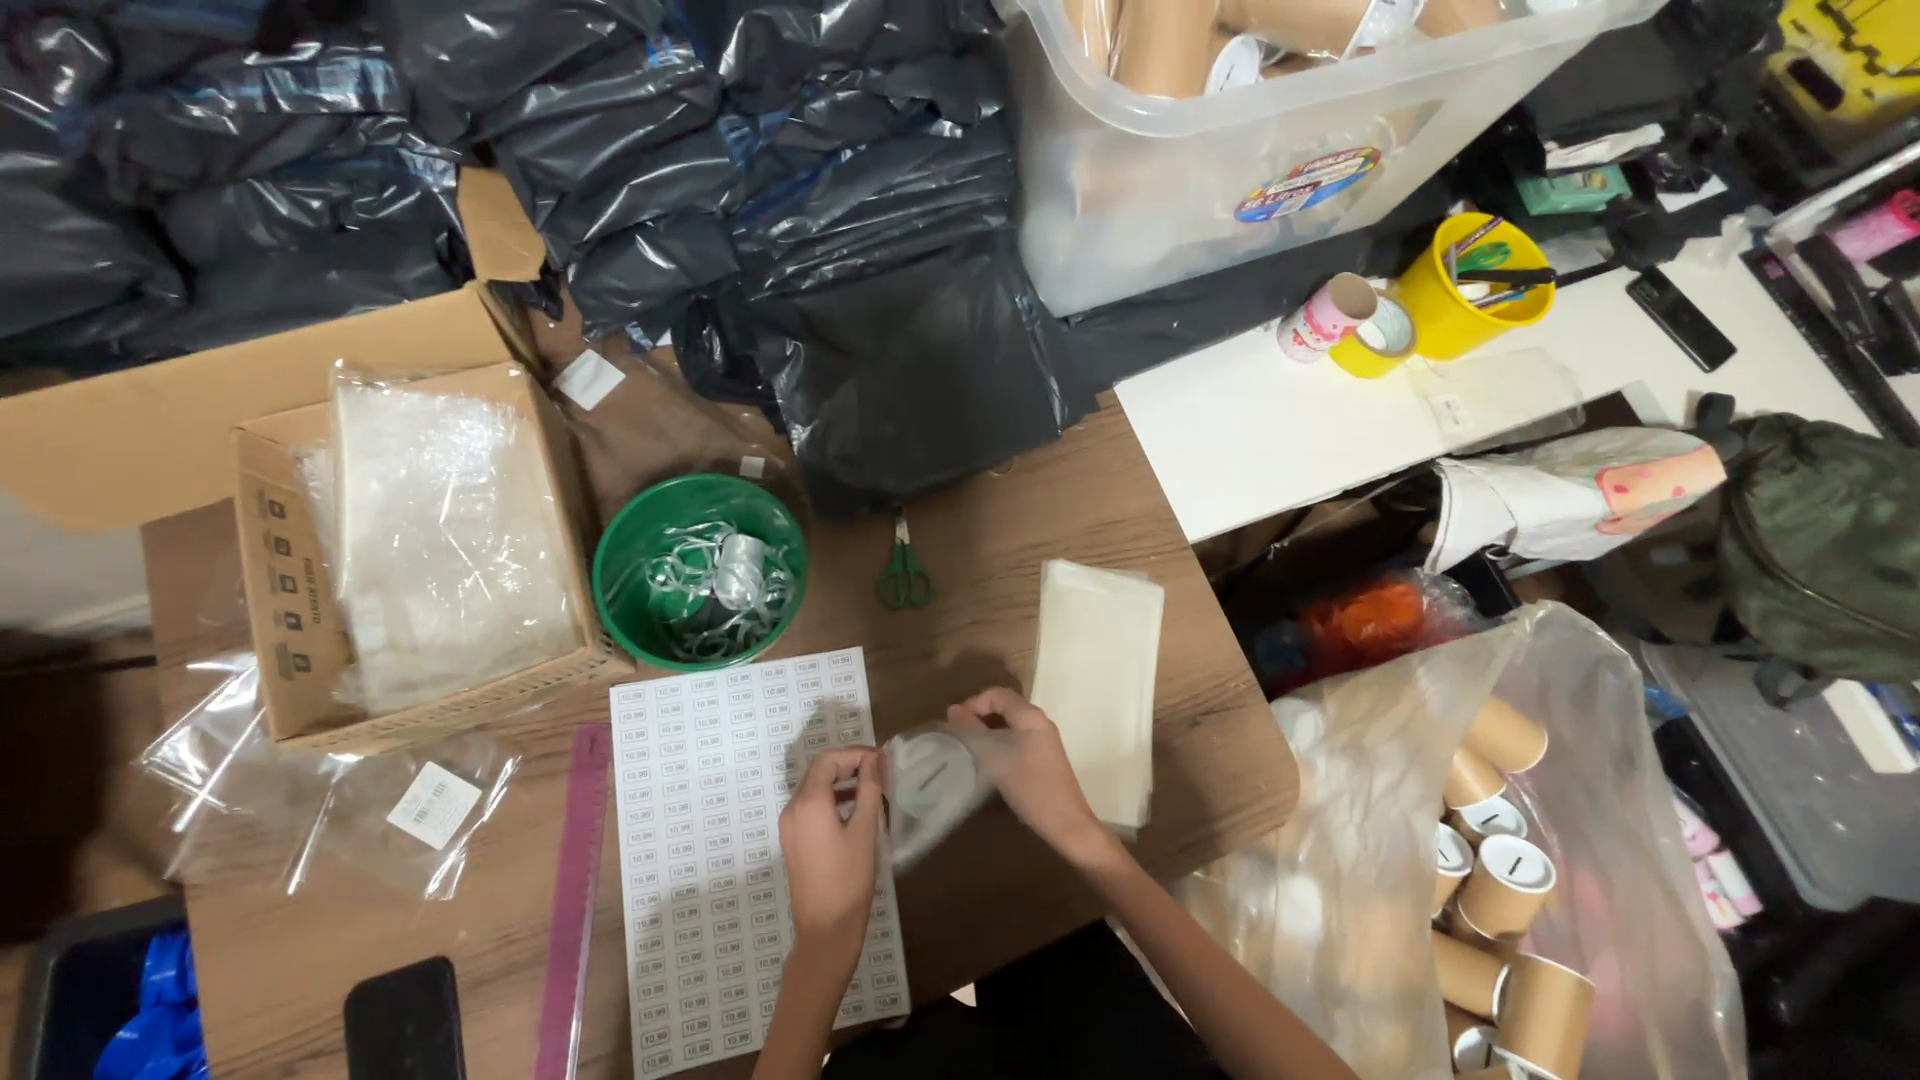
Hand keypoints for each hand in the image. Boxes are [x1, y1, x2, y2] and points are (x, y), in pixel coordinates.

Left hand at [778, 746, 881, 963]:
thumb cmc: (849, 878)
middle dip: (847, 763)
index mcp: (808, 802)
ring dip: (839, 779)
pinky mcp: (792, 839)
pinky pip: (810, 806)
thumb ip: (868, 789)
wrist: (825, 927)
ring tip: (871, 784)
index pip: (828, 760)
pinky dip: (830, 797)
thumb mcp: (864, 830)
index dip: (855, 753)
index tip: (882, 759)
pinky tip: (854, 806)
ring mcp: (789, 825)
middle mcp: (792, 808)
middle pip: (818, 770)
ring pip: (813, 787)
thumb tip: (874, 760)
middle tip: (879, 768)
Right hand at [947, 688, 1119, 867]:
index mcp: (1031, 716)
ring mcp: (1045, 739)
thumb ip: (973, 731)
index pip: (997, 694)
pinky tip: (990, 760)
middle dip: (979, 716)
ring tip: (970, 747)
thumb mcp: (994, 756)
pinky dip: (1000, 742)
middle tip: (960, 735)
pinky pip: (1018, 738)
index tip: (956, 724)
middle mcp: (1040, 721)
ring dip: (989, 730)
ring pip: (1011, 724)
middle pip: (1005, 706)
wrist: (1065, 822)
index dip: (974, 703)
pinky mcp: (1045, 756)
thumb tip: (953, 710)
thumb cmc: (1029, 786)